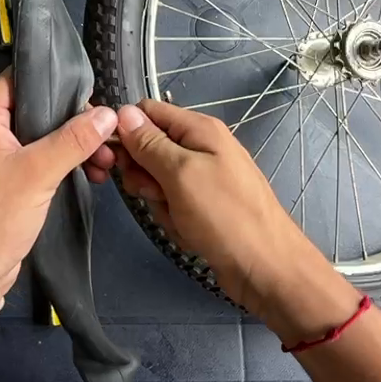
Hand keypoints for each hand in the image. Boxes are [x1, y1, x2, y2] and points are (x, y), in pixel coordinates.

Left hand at [0, 71, 118, 314]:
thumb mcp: (37, 174)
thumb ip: (72, 140)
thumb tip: (107, 114)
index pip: (19, 78)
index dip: (55, 82)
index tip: (91, 93)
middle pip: (35, 108)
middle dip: (73, 119)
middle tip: (105, 133)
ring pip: (40, 137)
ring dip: (73, 145)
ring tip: (105, 160)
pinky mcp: (5, 182)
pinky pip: (37, 160)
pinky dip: (62, 164)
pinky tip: (90, 172)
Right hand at [106, 99, 356, 342]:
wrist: (266, 269)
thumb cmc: (224, 216)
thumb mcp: (180, 173)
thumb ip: (149, 143)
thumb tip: (122, 112)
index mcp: (199, 129)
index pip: (146, 113)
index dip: (125, 132)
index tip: (113, 160)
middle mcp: (201, 147)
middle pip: (148, 148)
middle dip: (143, 175)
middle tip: (155, 194)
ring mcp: (203, 177)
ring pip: (157, 181)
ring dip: (159, 203)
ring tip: (179, 218)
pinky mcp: (203, 205)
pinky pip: (172, 203)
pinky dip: (173, 218)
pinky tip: (188, 232)